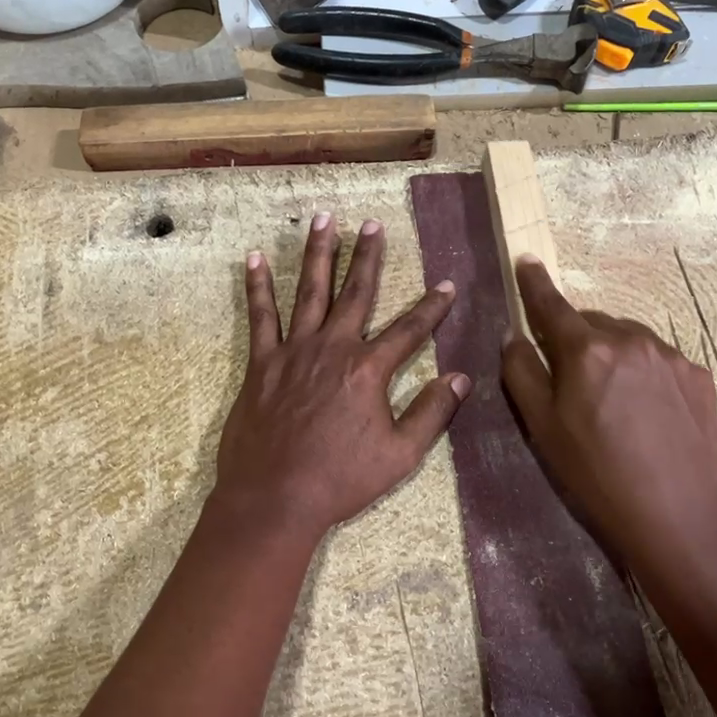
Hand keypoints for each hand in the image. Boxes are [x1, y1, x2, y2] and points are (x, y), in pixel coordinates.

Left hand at [212, 213, 468, 543]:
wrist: (274, 497)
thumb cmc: (340, 480)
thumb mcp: (399, 455)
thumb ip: (431, 413)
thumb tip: (461, 378)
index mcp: (368, 370)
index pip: (409, 329)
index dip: (432, 307)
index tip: (447, 285)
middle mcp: (332, 349)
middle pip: (356, 293)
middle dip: (368, 257)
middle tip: (373, 224)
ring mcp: (293, 352)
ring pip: (309, 291)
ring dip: (319, 254)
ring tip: (324, 219)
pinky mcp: (261, 363)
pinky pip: (260, 316)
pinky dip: (258, 285)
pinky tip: (255, 257)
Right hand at [500, 255, 716, 563]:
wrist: (675, 512)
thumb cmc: (595, 471)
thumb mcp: (541, 427)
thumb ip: (521, 372)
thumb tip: (514, 335)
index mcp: (585, 350)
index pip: (551, 305)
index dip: (535, 283)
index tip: (527, 261)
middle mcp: (629, 340)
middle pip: (591, 323)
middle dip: (575, 338)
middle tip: (569, 381)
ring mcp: (669, 355)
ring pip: (626, 337)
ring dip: (610, 353)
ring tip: (610, 400)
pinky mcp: (697, 375)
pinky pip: (657, 359)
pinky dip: (641, 371)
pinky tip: (643, 410)